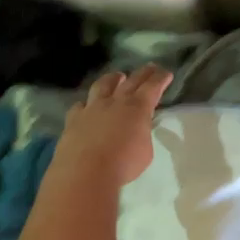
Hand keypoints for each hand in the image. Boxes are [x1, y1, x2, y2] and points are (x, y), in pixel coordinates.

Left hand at [52, 65, 173, 183]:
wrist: (85, 173)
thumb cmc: (123, 165)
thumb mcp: (145, 151)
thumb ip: (142, 135)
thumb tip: (137, 130)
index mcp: (137, 108)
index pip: (152, 87)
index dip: (160, 79)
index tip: (166, 73)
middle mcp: (115, 102)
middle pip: (131, 81)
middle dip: (143, 73)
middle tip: (151, 67)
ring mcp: (92, 108)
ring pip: (103, 85)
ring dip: (112, 79)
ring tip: (118, 76)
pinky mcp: (74, 119)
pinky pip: (80, 106)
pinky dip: (86, 104)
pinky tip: (86, 106)